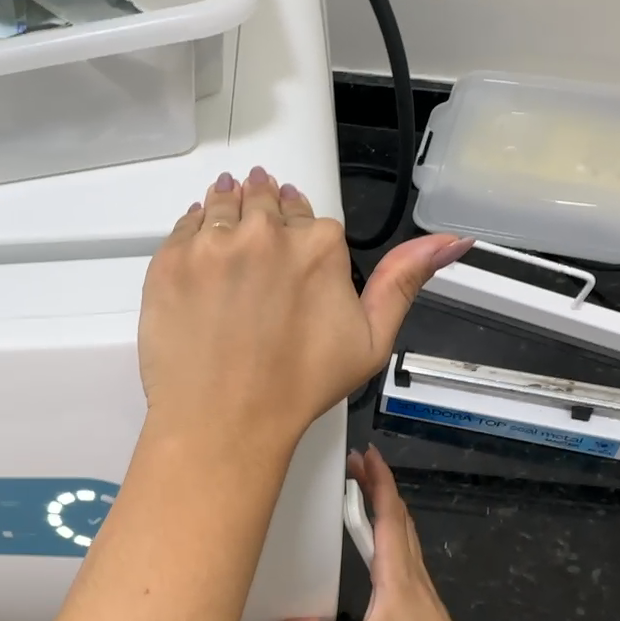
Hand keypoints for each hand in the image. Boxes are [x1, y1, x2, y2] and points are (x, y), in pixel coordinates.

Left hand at [137, 166, 471, 455]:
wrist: (223, 422)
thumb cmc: (295, 390)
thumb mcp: (371, 340)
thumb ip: (404, 280)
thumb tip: (450, 240)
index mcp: (318, 244)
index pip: (305, 211)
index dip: (296, 227)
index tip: (289, 243)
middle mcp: (264, 232)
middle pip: (261, 198)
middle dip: (260, 209)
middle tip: (254, 238)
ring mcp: (211, 244)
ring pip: (219, 203)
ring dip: (225, 210)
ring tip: (226, 237)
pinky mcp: (169, 260)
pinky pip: (182, 226)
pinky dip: (191, 233)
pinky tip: (199, 257)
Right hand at [277, 446, 485, 620]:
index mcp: (396, 571)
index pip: (388, 515)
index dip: (379, 481)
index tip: (366, 454)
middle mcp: (410, 567)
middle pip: (398, 513)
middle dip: (379, 482)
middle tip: (357, 460)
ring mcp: (418, 578)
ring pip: (405, 527)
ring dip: (388, 501)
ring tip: (367, 485)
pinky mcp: (420, 590)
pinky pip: (406, 544)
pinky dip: (393, 523)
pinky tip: (382, 533)